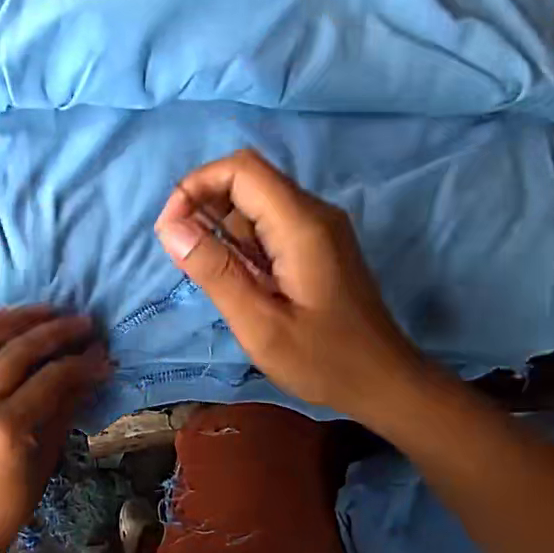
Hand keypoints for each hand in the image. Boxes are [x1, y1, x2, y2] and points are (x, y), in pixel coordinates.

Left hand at [0, 307, 109, 552]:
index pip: (49, 378)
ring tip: (46, 312)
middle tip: (83, 322)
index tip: (103, 353)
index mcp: (4, 427)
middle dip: (55, 330)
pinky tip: (9, 327)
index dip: (81, 362)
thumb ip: (66, 405)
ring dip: (15, 318)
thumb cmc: (11, 501)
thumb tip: (92, 368)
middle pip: (16, 350)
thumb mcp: (47, 455)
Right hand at [155, 149, 427, 423]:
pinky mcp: (315, 244)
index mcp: (301, 225)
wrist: (383, 382)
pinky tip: (233, 278)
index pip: (240, 170)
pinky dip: (237, 240)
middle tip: (182, 253)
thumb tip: (169, 228)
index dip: (195, 187)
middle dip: (202, 203)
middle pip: (246, 177)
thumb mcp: (258, 323)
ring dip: (218, 224)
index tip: (170, 231)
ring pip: (254, 200)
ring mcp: (317, 227)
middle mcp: (312, 213)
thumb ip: (214, 271)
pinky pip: (267, 223)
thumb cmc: (321, 360)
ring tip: (207, 273)